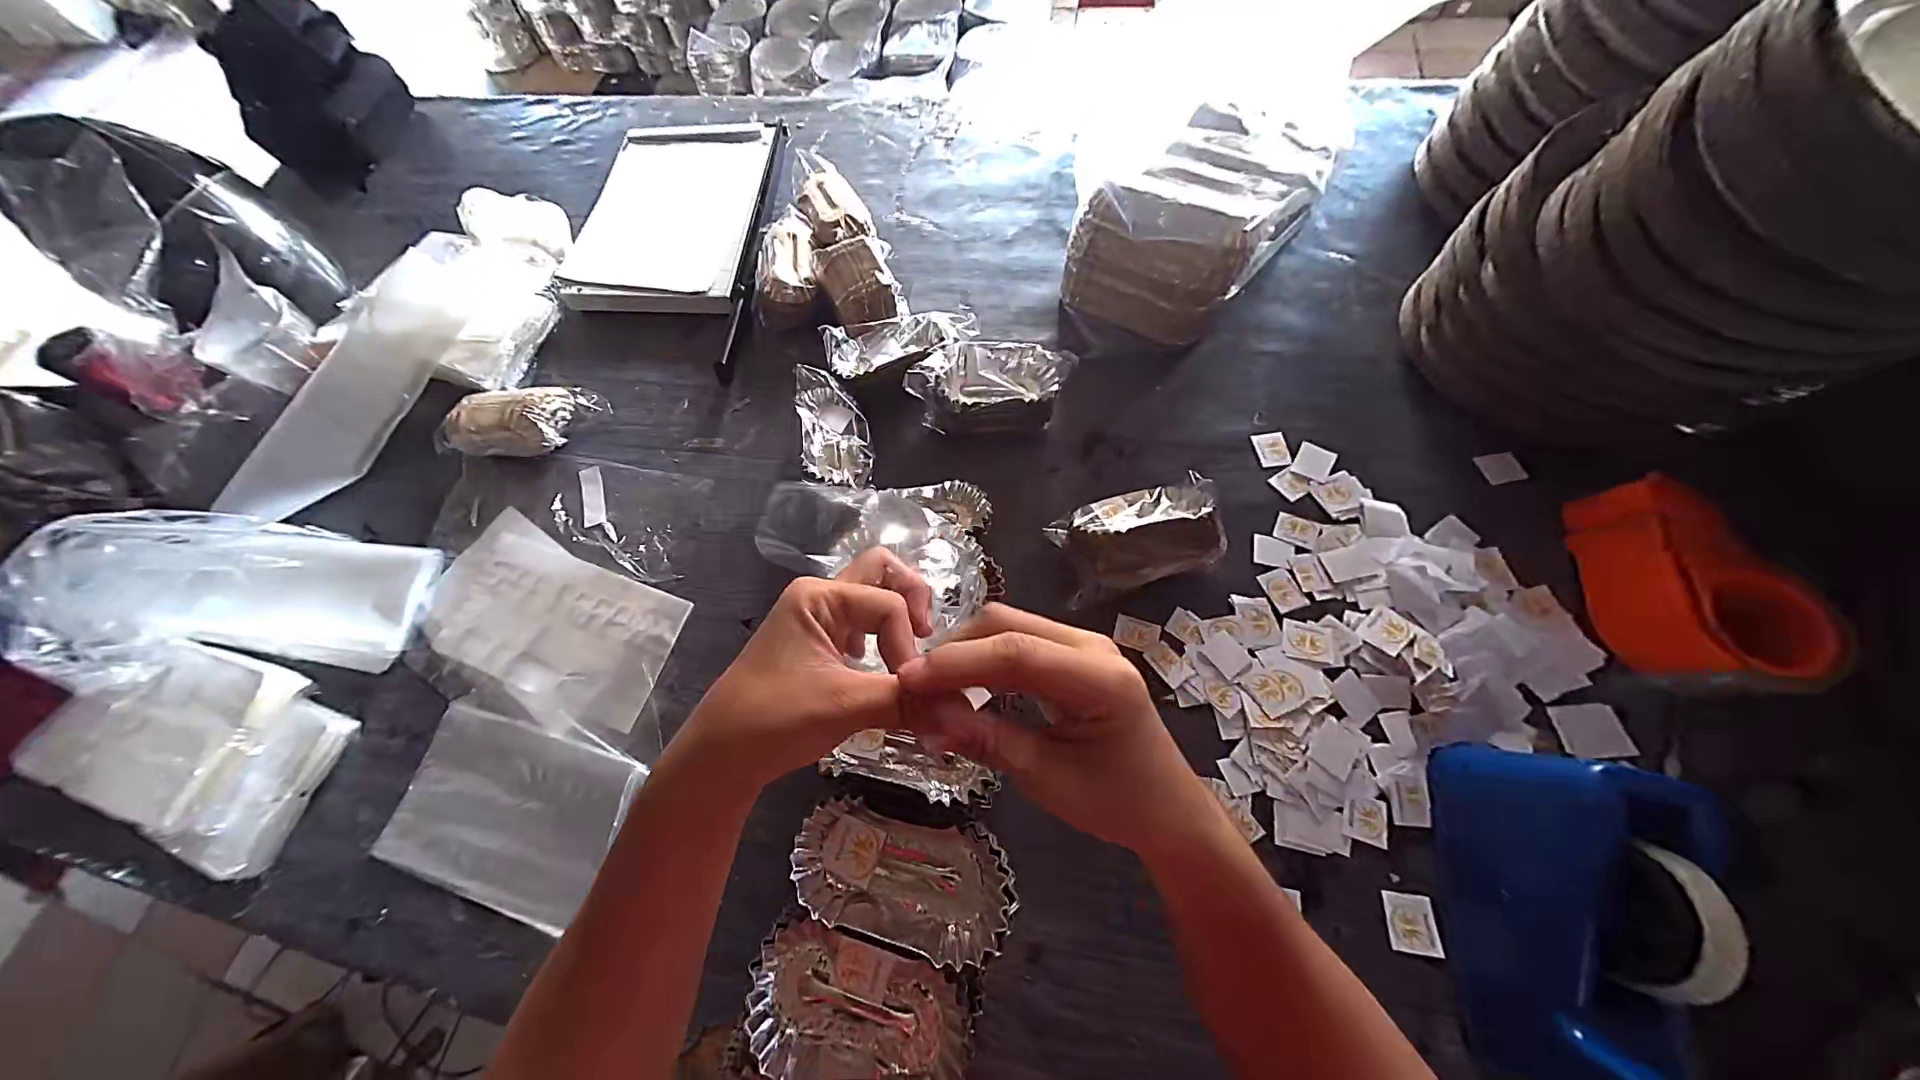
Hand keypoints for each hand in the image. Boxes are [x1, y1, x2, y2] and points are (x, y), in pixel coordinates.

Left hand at [675, 548, 940, 791]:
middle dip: (914, 598)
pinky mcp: (817, 645)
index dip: (908, 645)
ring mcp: (816, 620)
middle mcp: (819, 597)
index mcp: (819, 597)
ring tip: (912, 655)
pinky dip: (883, 638)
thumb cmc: (774, 720)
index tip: (910, 687)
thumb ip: (908, 701)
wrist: (720, 758)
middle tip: (927, 637)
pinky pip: (862, 625)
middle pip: (883, 572)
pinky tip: (885, 669)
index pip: (890, 605)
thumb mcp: (847, 706)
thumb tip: (964, 709)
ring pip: (873, 596)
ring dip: (899, 618)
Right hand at [897, 604, 1221, 855]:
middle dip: (956, 651)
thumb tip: (925, 721)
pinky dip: (984, 661)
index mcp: (1100, 678)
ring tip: (931, 689)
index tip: (908, 682)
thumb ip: (986, 741)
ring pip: (1009, 628)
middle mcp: (1093, 646)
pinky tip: (962, 685)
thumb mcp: (1045, 778)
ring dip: (966, 653)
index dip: (956, 664)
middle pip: (1007, 625)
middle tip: (914, 687)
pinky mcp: (1073, 655)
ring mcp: (1084, 646)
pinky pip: (1020, 644)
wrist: (1166, 809)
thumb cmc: (1116, 802)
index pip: (1016, 653)